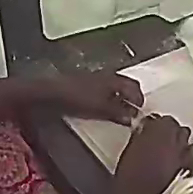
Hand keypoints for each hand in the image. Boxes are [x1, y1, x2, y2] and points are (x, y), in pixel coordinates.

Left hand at [22, 70, 143, 123]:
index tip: (141, 112)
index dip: (139, 99)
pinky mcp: (83, 84)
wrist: (51, 92)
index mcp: (114, 78)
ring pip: (113, 88)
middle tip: (132, 112)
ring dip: (119, 99)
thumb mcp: (101, 108)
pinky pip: (102, 91)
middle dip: (131, 98)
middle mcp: (106, 76)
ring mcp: (94, 79)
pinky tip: (103, 108)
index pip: (134, 87)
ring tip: (119, 112)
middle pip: (125, 85)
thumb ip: (118, 112)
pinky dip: (108, 99)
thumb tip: (132, 118)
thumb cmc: (78, 98)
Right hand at [105, 114, 188, 193]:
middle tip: (160, 137)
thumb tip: (143, 130)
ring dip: (179, 142)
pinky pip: (189, 157)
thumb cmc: (129, 174)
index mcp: (158, 130)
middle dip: (170, 131)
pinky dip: (184, 157)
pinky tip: (176, 163)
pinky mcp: (188, 169)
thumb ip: (140, 136)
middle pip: (178, 128)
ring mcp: (184, 154)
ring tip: (170, 149)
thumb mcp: (130, 149)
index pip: (163, 119)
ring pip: (186, 141)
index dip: (156, 124)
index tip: (149, 128)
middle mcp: (175, 140)